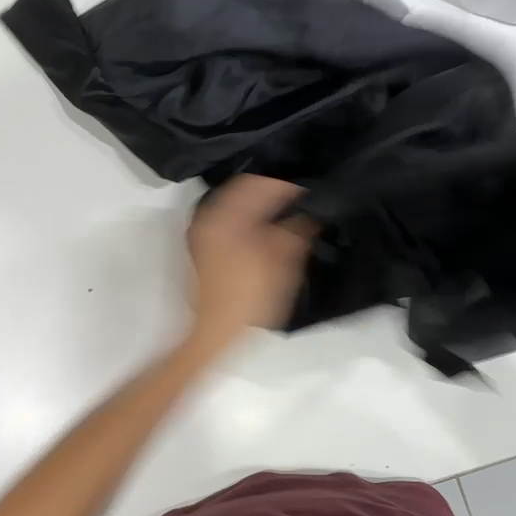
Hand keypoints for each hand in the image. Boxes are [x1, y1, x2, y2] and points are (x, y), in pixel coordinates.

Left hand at [186, 175, 313, 344]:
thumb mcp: (283, 261)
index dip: (289, 184)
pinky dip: (252, 221)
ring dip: (263, 207)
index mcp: (224, 215)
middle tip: (304, 201)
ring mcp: (203, 233)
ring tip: (292, 215)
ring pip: (239, 206)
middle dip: (275, 193)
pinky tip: (271, 233)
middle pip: (246, 190)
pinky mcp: (204, 249)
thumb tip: (311, 211)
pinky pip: (232, 222)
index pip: (260, 182)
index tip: (313, 191)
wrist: (214, 333)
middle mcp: (208, 217)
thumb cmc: (248, 298)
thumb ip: (299, 228)